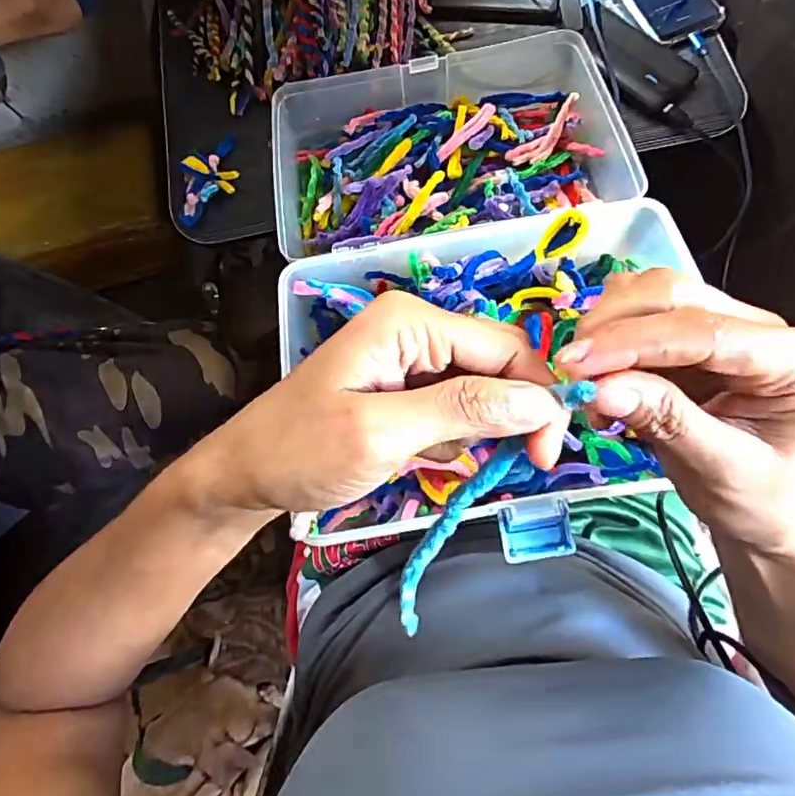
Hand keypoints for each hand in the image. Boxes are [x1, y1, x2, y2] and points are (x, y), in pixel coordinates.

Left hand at [188, 290, 569, 514]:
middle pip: (497, 363)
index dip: (537, 395)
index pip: (504, 346)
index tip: (548, 454)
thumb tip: (541, 401)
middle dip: (512, 412)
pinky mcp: (405, 387)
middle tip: (516, 464)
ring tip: (435, 456)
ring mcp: (410, 357)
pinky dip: (456, 435)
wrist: (246, 473)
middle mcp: (416, 328)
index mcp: (410, 322)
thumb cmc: (302, 450)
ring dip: (479, 428)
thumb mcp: (381, 433)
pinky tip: (424, 453)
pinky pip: (456, 405)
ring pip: (482, 388)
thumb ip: (462, 410)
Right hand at [555, 268, 794, 557]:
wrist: (763, 515)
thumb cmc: (760, 500)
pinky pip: (634, 313)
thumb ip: (666, 421)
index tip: (579, 365)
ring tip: (586, 382)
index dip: (634, 343)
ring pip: (647, 294)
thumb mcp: (720, 470)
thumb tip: (599, 389)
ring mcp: (721, 323)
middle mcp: (761, 328)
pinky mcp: (685, 332)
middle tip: (571, 373)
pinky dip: (604, 338)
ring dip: (603, 329)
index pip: (704, 331)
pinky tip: (598, 380)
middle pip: (671, 295)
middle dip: (612, 328)